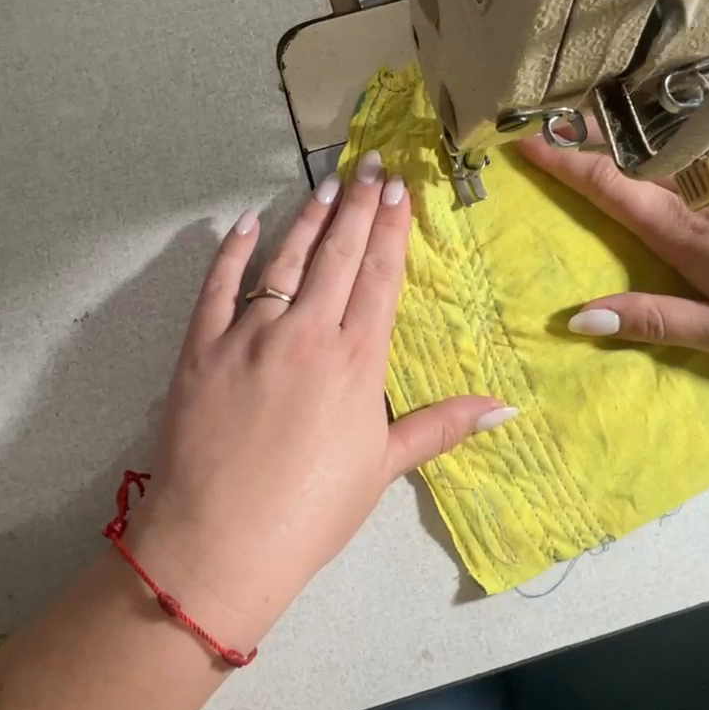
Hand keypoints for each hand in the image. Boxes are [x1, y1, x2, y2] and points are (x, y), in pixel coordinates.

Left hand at [130, 153, 510, 646]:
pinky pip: (218, 286)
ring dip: (308, 219)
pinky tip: (248, 222)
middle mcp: (307, 333)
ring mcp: (249, 335)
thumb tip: (508, 407)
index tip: (399, 191)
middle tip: (370, 165)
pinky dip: (233, 252)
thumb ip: (442, 427)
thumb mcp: (383, 467)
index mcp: (356, 359)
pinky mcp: (201, 346)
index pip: (379, 278)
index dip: (391, 231)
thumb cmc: (312, 511)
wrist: (219, 543)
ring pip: (286, 261)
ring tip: (326, 184)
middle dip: (357, 207)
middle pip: (338, 257)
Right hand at [519, 113, 708, 362]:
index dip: (563, 163)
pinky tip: (681, 105)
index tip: (526, 142)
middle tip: (552, 121)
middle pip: (634, 151)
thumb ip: (657, 320)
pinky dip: (696, 108)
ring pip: (675, 129)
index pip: (610, 188)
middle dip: (587, 134)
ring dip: (631, 121)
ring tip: (603, 113)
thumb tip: (581, 317)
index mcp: (690, 233)